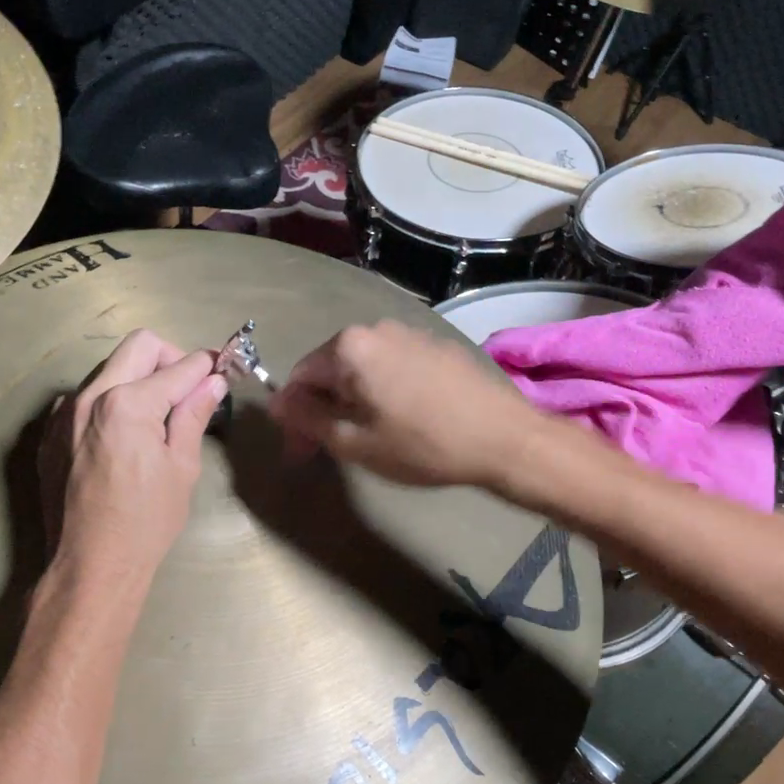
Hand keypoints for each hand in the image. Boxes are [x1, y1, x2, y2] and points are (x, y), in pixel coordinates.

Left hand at [40, 330, 227, 580]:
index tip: (219, 368)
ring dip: (136, 379)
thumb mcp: (181, 468)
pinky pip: (83, 398)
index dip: (205, 366)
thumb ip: (193, 415)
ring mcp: (63, 413)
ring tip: (154, 417)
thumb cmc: (146, 522)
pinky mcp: (50, 432)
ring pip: (108, 369)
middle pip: (137, 347)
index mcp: (127, 403)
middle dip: (168, 359)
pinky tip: (121, 438)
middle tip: (186, 390)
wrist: (90, 565)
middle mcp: (89, 396)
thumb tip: (212, 382)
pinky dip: (108, 403)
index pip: (177, 367)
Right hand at [268, 319, 545, 488]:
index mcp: (349, 347)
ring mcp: (411, 333)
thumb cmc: (422, 445)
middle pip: (331, 370)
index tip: (300, 454)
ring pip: (364, 368)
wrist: (505, 439)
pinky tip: (401, 420)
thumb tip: (277, 403)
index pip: (299, 378)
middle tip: (327, 452)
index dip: (293, 419)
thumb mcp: (354, 442)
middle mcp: (376, 328)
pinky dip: (384, 391)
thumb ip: (308, 419)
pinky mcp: (438, 346)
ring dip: (353, 400)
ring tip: (366, 438)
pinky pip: (394, 366)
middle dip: (322, 409)